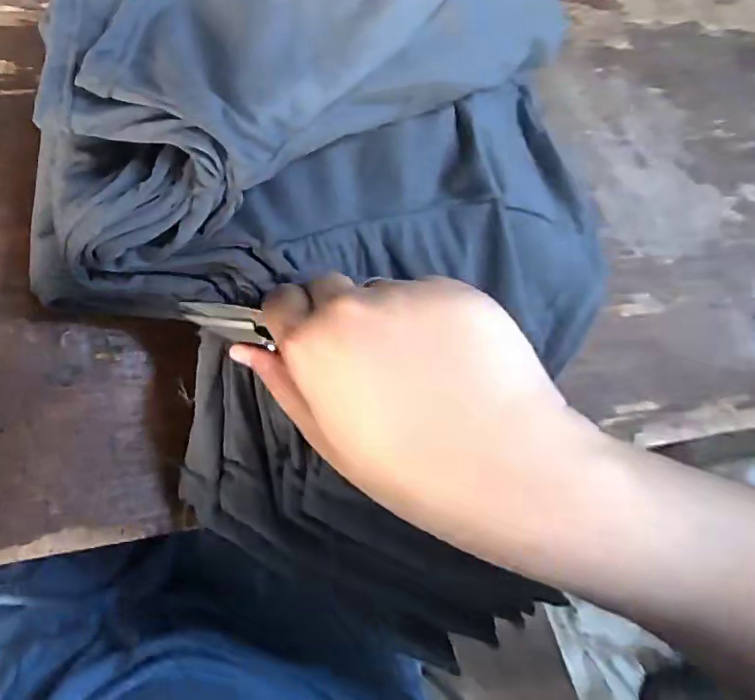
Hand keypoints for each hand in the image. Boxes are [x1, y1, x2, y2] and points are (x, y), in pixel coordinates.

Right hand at [229, 275, 610, 547]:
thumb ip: (282, 382)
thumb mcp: (328, 437)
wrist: (511, 469)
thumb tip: (243, 345)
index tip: (309, 340)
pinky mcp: (452, 288)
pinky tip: (455, 357)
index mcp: (311, 341)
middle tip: (369, 357)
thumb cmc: (406, 467)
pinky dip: (431, 315)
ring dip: (386, 314)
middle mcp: (348, 304)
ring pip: (378, 291)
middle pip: (326, 286)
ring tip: (422, 363)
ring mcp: (402, 292)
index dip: (291, 317)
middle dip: (335, 311)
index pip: (279, 299)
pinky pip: (424, 293)